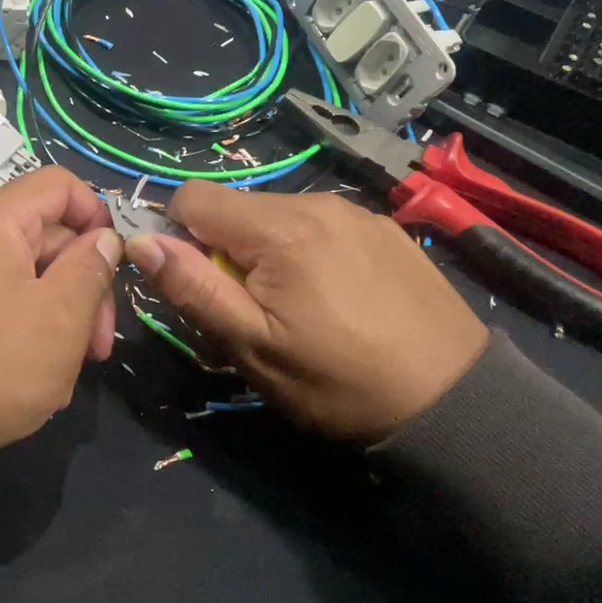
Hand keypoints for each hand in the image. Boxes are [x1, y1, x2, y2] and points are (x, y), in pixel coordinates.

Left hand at [0, 168, 122, 457]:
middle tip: (99, 346)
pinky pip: (3, 299)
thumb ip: (90, 268)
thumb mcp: (60, 316)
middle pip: (48, 235)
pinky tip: (40, 373)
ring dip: (61, 316)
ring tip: (69, 370)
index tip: (116, 266)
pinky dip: (30, 327)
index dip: (98, 216)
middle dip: (84, 285)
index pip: (59, 185)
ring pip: (31, 274)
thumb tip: (105, 238)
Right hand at [123, 182, 487, 442]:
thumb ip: (192, 287)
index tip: (204, 284)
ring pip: (274, 214)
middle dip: (224, 248)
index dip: (179, 236)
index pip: (190, 196)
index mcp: (279, 228)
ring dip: (265, 250)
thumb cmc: (341, 382)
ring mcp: (356, 212)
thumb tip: (139, 242)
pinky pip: (317, 224)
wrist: (462, 406)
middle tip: (254, 307)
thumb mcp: (252, 346)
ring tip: (298, 306)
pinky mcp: (385, 229)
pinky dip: (305, 251)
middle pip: (234, 206)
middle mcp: (316, 202)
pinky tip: (336, 297)